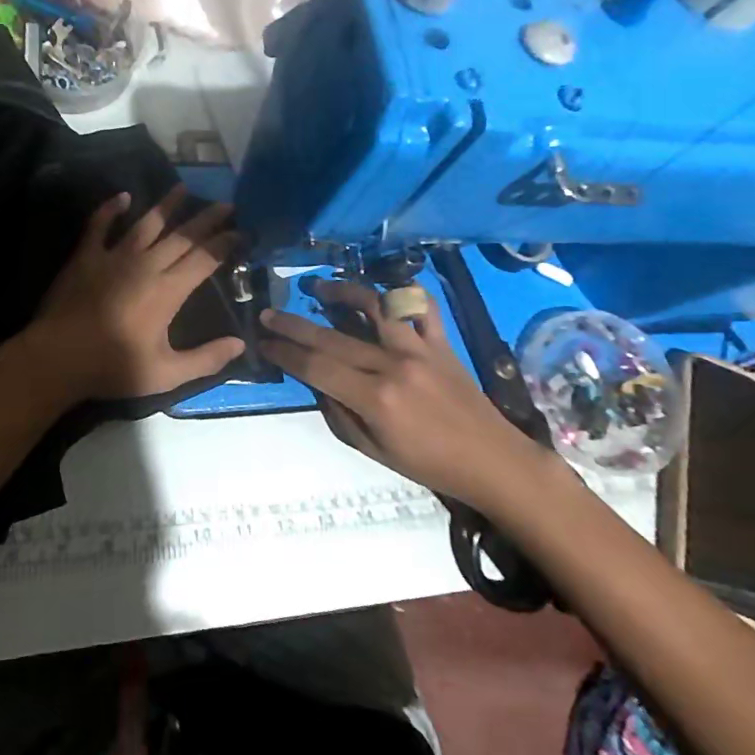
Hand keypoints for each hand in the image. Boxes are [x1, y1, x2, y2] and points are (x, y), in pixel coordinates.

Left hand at [21, 187, 245, 402]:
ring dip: (167, 205)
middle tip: (226, 203)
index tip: (242, 232)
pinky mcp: (85, 257)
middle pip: (183, 236)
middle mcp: (146, 265)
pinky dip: (110, 209)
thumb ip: (206, 359)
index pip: (205, 259)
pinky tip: (122, 197)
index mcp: (168, 291)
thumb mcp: (166, 373)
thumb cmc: (113, 368)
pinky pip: (99, 225)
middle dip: (207, 218)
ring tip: (183, 188)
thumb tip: (241, 344)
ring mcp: (114, 257)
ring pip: (147, 224)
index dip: (225, 243)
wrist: (56, 359)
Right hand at [258, 279, 556, 511]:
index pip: (316, 367)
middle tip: (269, 314)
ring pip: (374, 306)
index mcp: (374, 399)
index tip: (264, 342)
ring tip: (320, 289)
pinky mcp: (442, 341)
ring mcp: (420, 348)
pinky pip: (421, 306)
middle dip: (294, 325)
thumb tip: (316, 383)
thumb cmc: (429, 465)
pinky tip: (380, 292)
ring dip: (342, 292)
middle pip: (333, 337)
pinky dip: (400, 292)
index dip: (285, 353)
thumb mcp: (374, 451)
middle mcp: (393, 365)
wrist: (490, 459)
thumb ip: (340, 415)